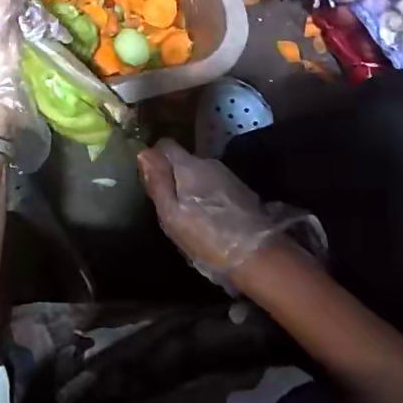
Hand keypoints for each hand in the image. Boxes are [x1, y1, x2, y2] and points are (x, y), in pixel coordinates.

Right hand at [135, 139, 324, 288]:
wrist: (257, 256)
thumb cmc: (206, 237)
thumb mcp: (172, 214)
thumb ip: (157, 181)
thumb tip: (144, 152)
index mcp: (189, 166)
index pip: (165, 145)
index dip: (154, 160)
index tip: (151, 183)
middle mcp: (209, 164)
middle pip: (183, 161)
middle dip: (173, 178)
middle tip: (169, 208)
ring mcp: (227, 177)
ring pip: (199, 175)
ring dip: (191, 190)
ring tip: (190, 218)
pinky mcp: (240, 191)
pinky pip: (214, 187)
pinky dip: (207, 198)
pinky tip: (209, 221)